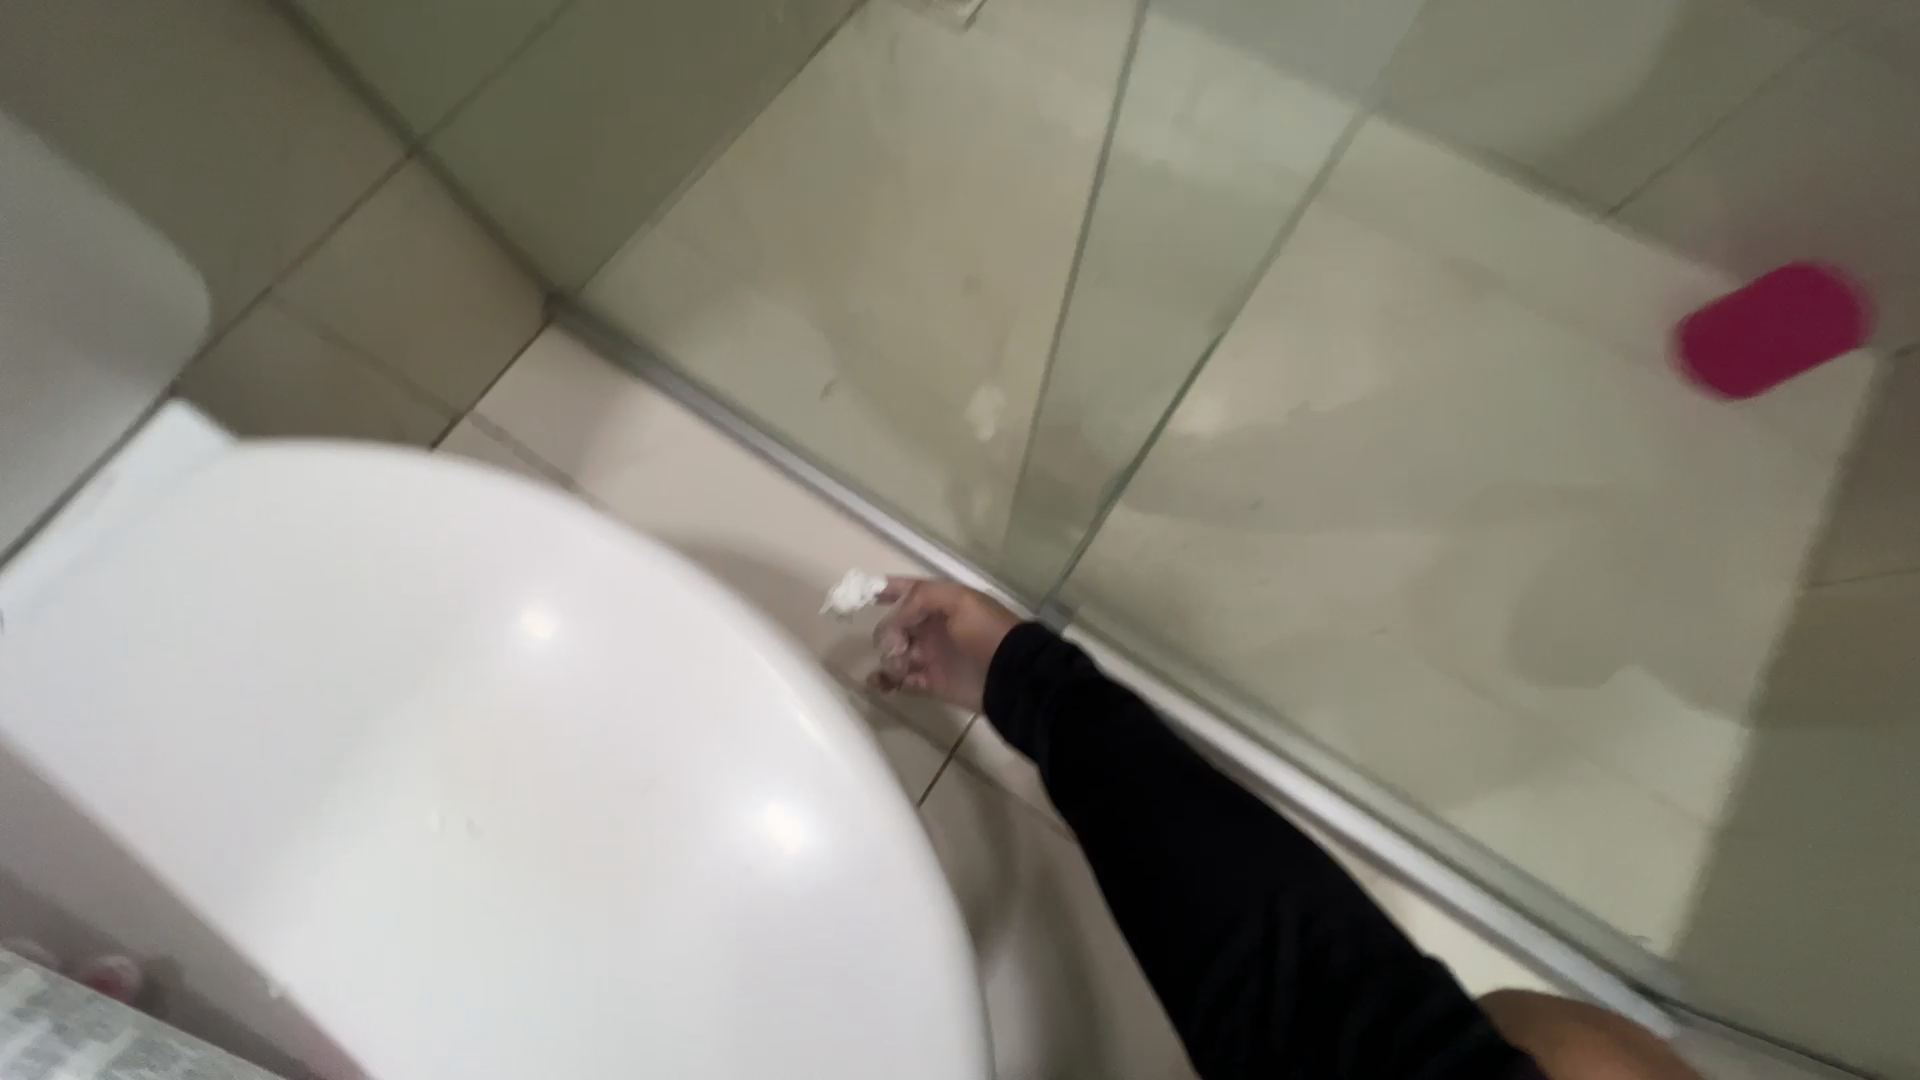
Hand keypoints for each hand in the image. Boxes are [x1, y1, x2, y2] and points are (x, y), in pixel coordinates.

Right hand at [867, 577, 1021, 712]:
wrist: (1010, 674)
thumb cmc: (986, 632)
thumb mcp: (959, 600)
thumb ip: (922, 597)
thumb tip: (894, 617)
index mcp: (941, 603)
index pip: (908, 591)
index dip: (885, 590)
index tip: (863, 597)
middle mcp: (933, 627)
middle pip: (894, 625)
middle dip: (888, 632)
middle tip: (899, 644)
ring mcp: (931, 655)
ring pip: (894, 652)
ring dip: (889, 657)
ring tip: (901, 666)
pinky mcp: (931, 682)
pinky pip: (900, 679)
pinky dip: (885, 680)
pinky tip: (880, 682)